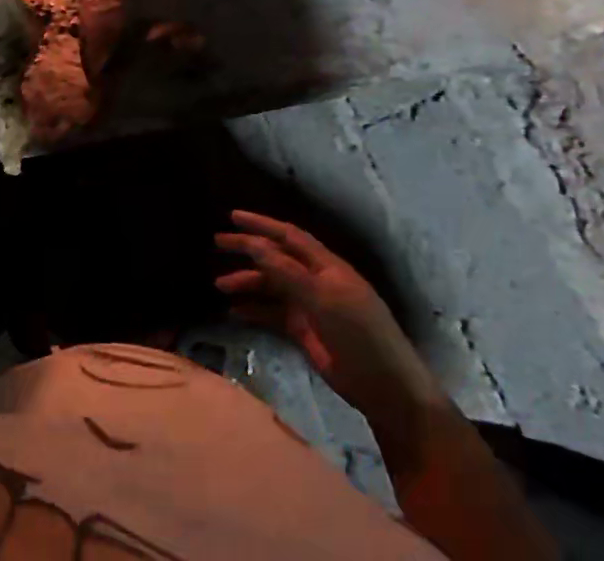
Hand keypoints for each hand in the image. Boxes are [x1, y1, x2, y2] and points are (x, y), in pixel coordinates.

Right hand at [216, 210, 441, 413]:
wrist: (385, 386)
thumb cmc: (359, 334)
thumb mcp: (322, 298)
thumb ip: (286, 271)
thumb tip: (254, 243)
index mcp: (326, 266)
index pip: (289, 236)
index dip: (262, 224)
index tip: (232, 217)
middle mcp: (316, 280)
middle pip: (276, 258)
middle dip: (248, 249)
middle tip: (218, 243)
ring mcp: (310, 306)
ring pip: (271, 286)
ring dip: (247, 282)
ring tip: (220, 285)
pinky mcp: (304, 330)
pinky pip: (273, 313)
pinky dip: (254, 310)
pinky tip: (235, 312)